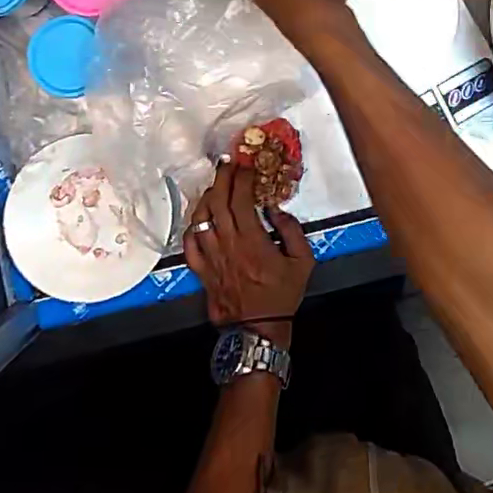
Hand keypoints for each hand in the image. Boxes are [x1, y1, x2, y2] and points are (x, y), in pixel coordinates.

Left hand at [183, 162, 314, 345]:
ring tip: (215, 186)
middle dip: (222, 178)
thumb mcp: (302, 262)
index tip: (246, 166)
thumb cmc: (281, 296)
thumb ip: (292, 231)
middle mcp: (227, 244)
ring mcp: (211, 256)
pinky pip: (190, 242)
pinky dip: (193, 226)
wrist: (258, 328)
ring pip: (201, 218)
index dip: (241, 178)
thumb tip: (276, 209)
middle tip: (227, 164)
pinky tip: (200, 218)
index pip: (240, 199)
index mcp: (252, 240)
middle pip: (217, 202)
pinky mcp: (201, 269)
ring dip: (207, 197)